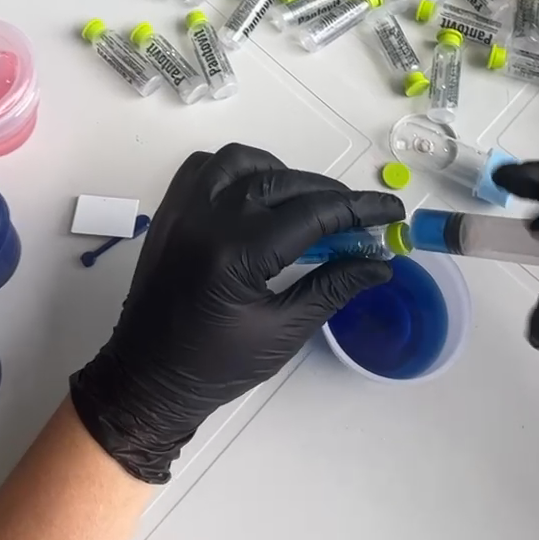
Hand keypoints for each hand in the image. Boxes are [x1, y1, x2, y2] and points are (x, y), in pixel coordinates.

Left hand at [70, 143, 403, 482]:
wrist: (146, 378)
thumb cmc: (217, 366)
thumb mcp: (284, 332)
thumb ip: (333, 287)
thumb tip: (380, 262)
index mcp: (237, 254)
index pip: (313, 215)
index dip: (359, 209)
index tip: (392, 211)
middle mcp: (208, 218)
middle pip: (282, 183)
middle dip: (328, 193)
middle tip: (357, 215)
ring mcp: (183, 209)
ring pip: (242, 161)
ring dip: (281, 172)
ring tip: (306, 200)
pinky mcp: (169, 210)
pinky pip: (205, 166)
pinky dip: (236, 167)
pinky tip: (256, 191)